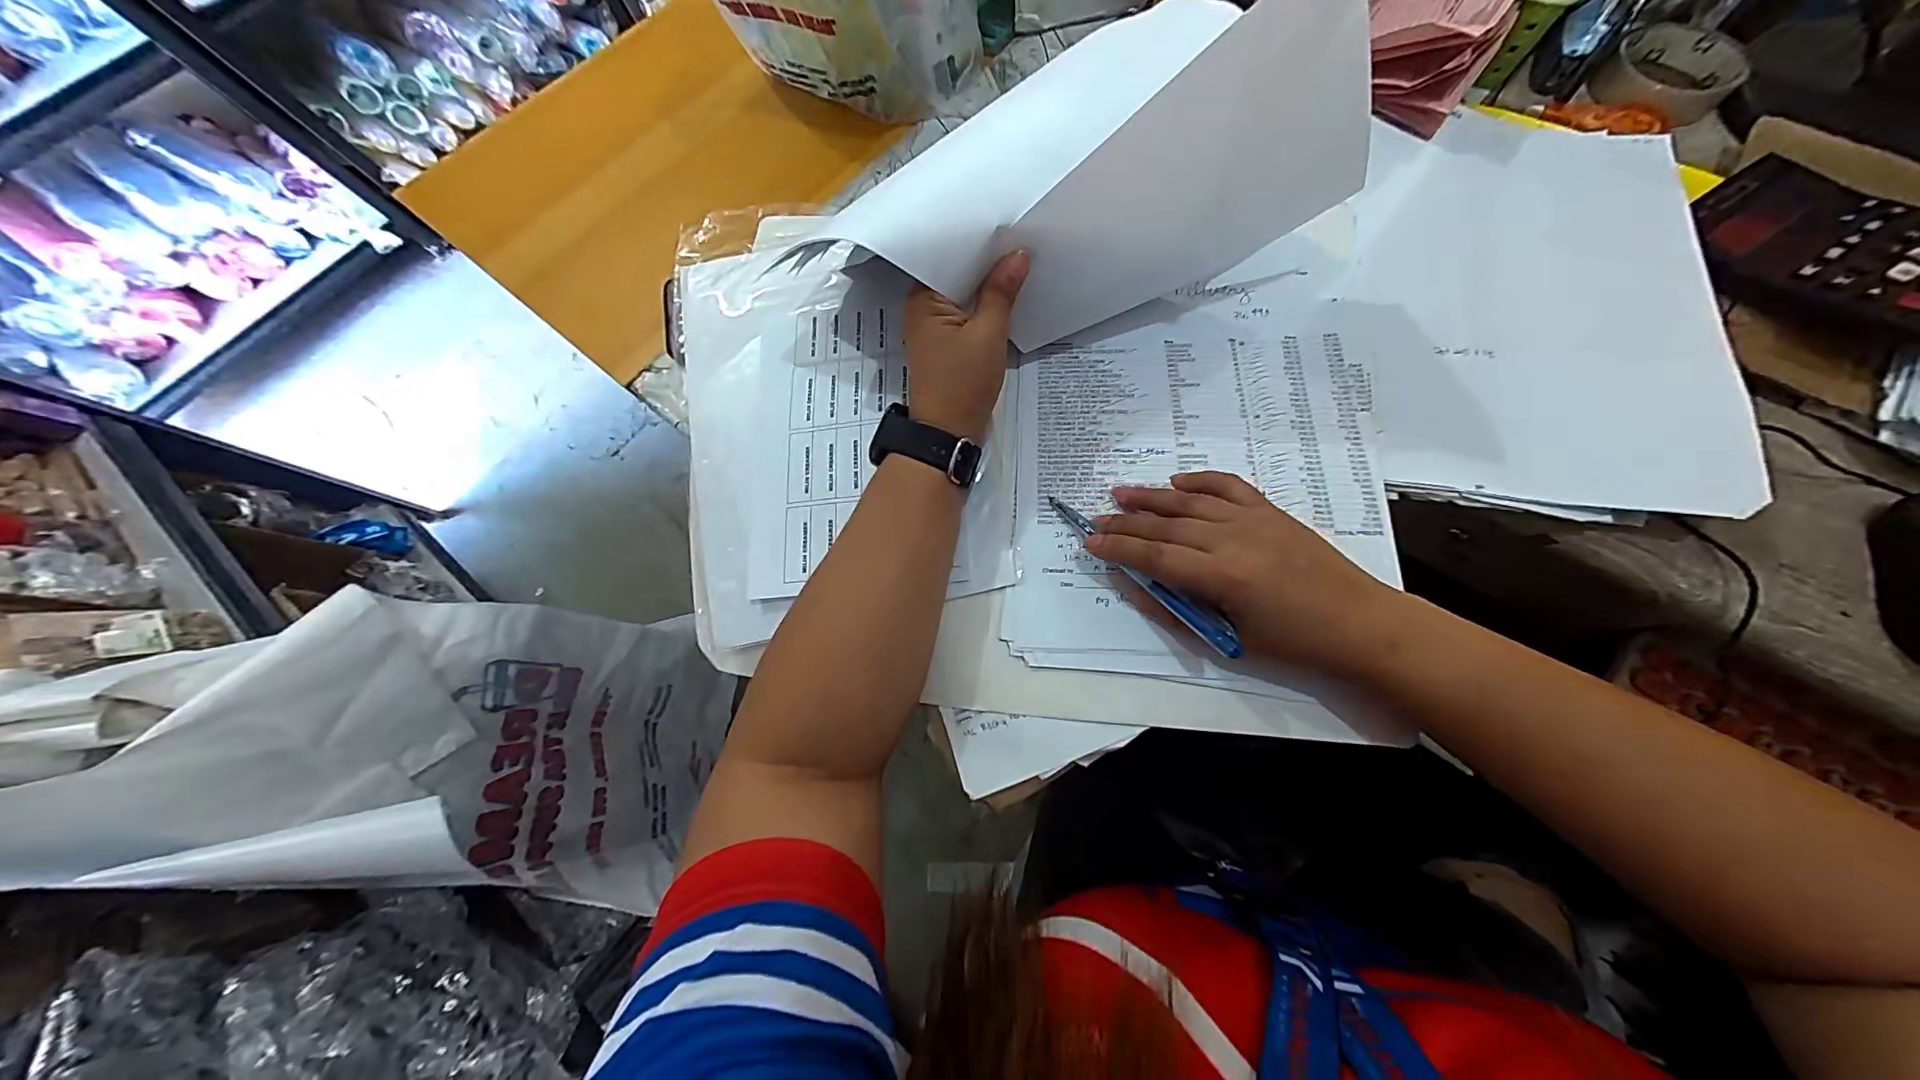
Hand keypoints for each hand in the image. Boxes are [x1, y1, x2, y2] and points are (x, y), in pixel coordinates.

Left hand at [902, 251, 1028, 440]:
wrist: (949, 434)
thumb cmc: (962, 386)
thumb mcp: (988, 334)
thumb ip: (1002, 291)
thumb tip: (1016, 256)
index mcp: (922, 299)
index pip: (948, 255)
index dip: (977, 240)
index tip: (1006, 224)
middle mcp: (923, 309)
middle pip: (957, 273)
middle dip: (986, 261)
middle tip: (1019, 238)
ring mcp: (935, 327)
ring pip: (964, 294)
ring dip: (987, 285)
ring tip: (1019, 262)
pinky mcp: (948, 343)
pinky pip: (967, 314)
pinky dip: (985, 307)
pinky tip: (1008, 297)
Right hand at [1085, 471, 1412, 679]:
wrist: (1360, 625)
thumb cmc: (1294, 644)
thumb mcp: (1229, 638)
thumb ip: (1175, 611)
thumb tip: (1134, 586)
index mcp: (1222, 576)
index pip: (1155, 555)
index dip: (1118, 547)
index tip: (1090, 541)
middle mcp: (1233, 539)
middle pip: (1165, 524)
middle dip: (1125, 521)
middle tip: (1095, 518)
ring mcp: (1254, 520)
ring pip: (1190, 501)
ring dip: (1151, 495)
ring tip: (1120, 491)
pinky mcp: (1271, 512)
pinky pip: (1229, 486)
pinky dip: (1201, 480)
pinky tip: (1177, 481)